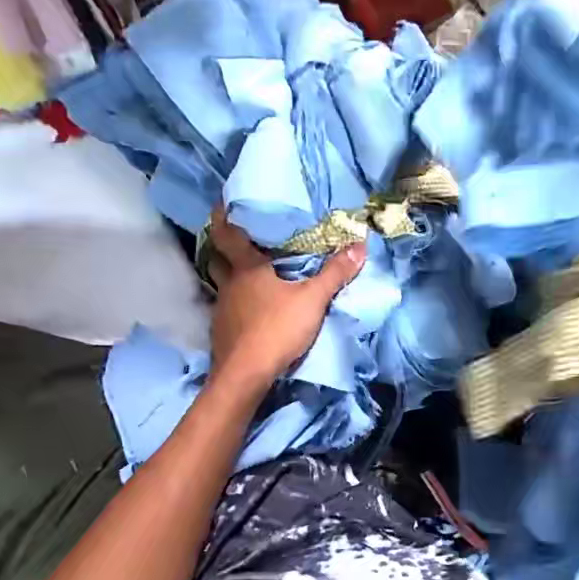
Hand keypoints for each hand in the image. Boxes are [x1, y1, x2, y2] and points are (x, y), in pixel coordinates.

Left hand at [206, 208, 366, 391]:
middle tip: (234, 238)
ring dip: (229, 277)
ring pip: (221, 285)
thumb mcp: (312, 300)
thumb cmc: (276, 328)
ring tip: (245, 273)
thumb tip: (360, 243)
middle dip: (223, 248)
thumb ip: (335, 273)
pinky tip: (248, 309)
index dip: (222, 217)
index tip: (219, 204)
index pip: (227, 235)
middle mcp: (228, 285)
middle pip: (217, 259)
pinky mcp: (221, 333)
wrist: (244, 375)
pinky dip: (235, 304)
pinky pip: (226, 309)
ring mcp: (221, 310)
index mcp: (246, 269)